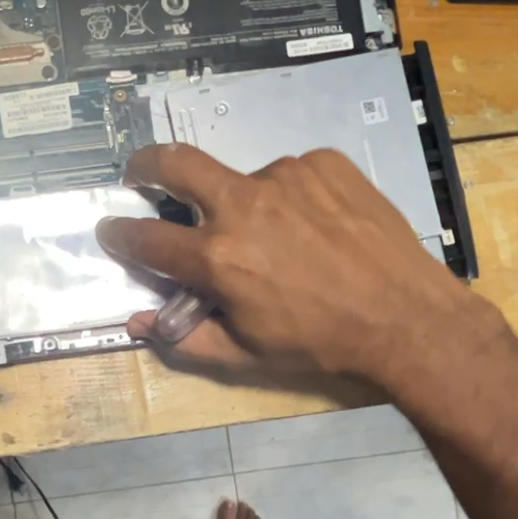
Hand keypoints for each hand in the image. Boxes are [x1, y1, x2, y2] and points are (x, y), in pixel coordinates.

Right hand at [99, 144, 472, 380]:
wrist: (406, 318)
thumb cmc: (320, 345)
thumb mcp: (246, 355)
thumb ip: (183, 338)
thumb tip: (136, 322)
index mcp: (219, 258)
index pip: (146, 238)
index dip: (119, 233)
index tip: (110, 228)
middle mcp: (244, 205)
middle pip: (174, 163)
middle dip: (145, 166)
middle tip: (141, 176)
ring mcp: (286, 176)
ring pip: (242, 180)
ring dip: (241, 203)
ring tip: (279, 239)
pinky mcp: (324, 163)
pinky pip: (288, 175)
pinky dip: (287, 198)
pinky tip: (314, 227)